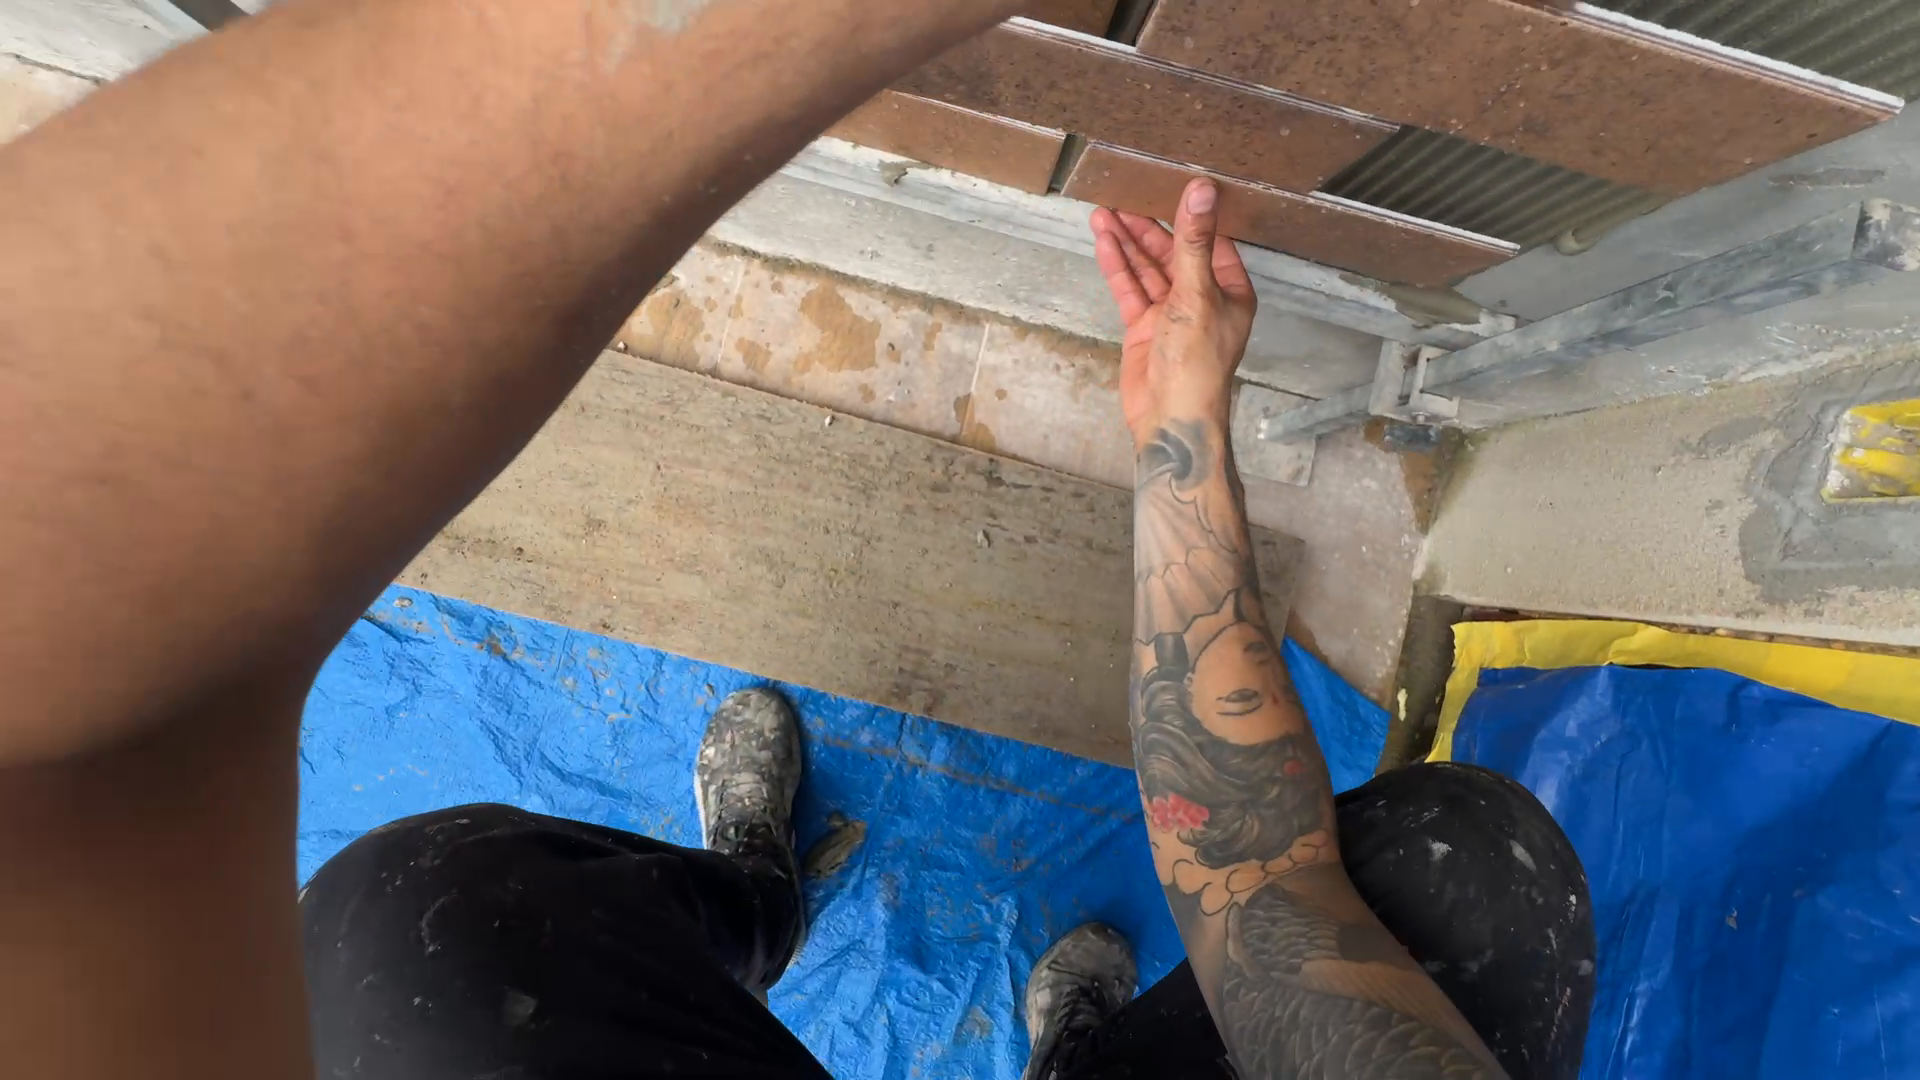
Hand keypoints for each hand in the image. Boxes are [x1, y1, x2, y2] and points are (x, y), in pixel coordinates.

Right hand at [1090, 178, 1257, 447]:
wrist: (1170, 414)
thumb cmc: (1196, 360)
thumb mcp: (1197, 293)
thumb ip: (1193, 242)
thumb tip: (1201, 190)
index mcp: (1228, 288)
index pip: (1209, 240)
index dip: (1188, 215)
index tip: (1166, 185)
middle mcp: (1200, 297)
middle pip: (1172, 253)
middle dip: (1145, 228)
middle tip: (1120, 196)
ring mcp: (1169, 313)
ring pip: (1146, 270)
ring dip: (1126, 244)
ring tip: (1101, 214)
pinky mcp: (1143, 328)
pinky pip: (1129, 291)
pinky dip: (1117, 269)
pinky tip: (1103, 244)